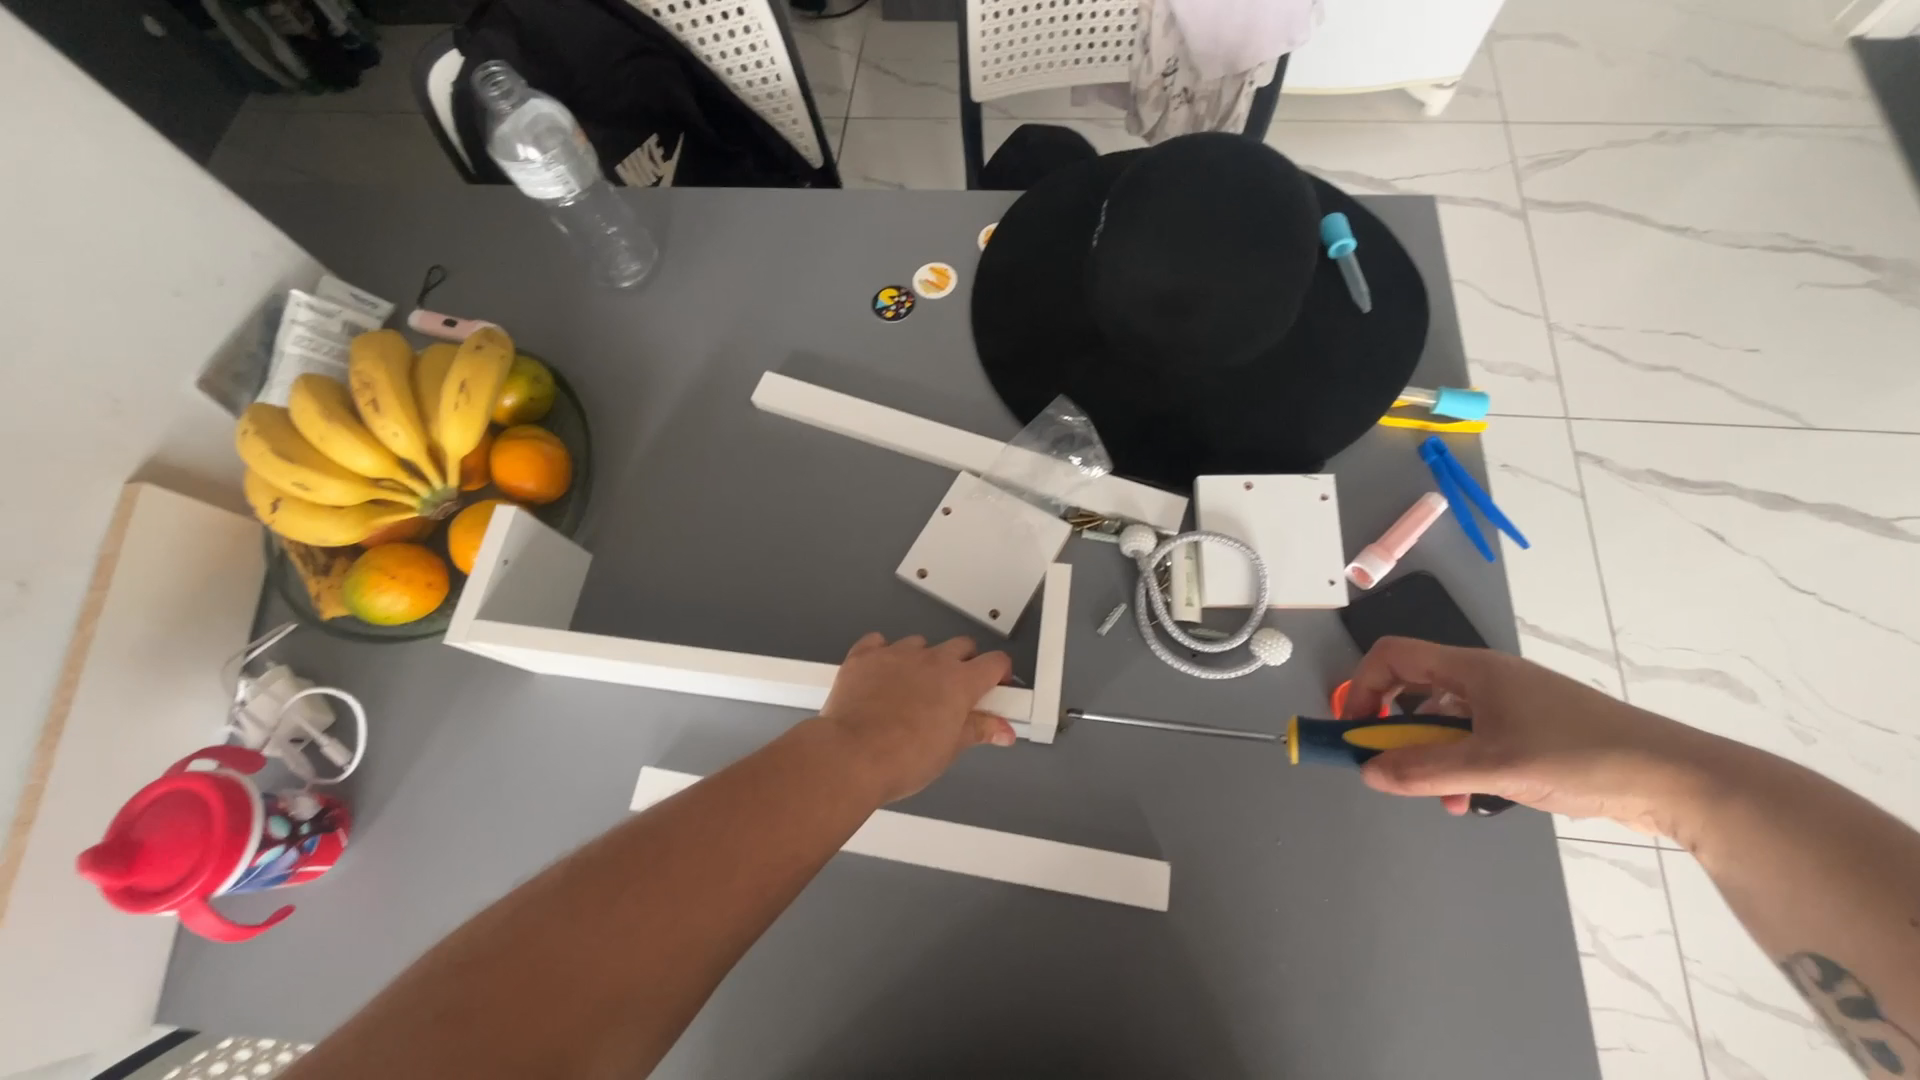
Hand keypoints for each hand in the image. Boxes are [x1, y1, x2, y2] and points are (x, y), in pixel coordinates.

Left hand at [812, 633, 1016, 803]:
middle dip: (965, 662)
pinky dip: (883, 653)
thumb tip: (1003, 731)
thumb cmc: (902, 758)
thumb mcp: (950, 749)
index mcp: (960, 682)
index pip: (995, 662)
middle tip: (957, 690)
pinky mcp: (865, 656)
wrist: (851, 756)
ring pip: (920, 644)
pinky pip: (878, 642)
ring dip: (923, 659)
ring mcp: (896, 654)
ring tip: (913, 688)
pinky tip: (880, 675)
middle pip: (961, 646)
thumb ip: (979, 730)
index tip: (996, 686)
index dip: (999, 673)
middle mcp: (931, 660)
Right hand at [1343, 637, 1722, 833]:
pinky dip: (1461, 765)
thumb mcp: (1491, 768)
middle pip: (1415, 688)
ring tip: (1440, 796)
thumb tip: (1368, 772)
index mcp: (1474, 669)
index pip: (1394, 656)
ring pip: (1445, 720)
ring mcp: (1513, 704)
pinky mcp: (1533, 730)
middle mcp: (1488, 678)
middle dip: (1394, 727)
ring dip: (1429, 755)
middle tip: (1389, 763)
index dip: (1363, 685)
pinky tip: (1471, 800)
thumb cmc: (1579, 757)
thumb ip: (1424, 771)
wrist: (1678, 778)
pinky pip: (1476, 739)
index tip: (1356, 728)